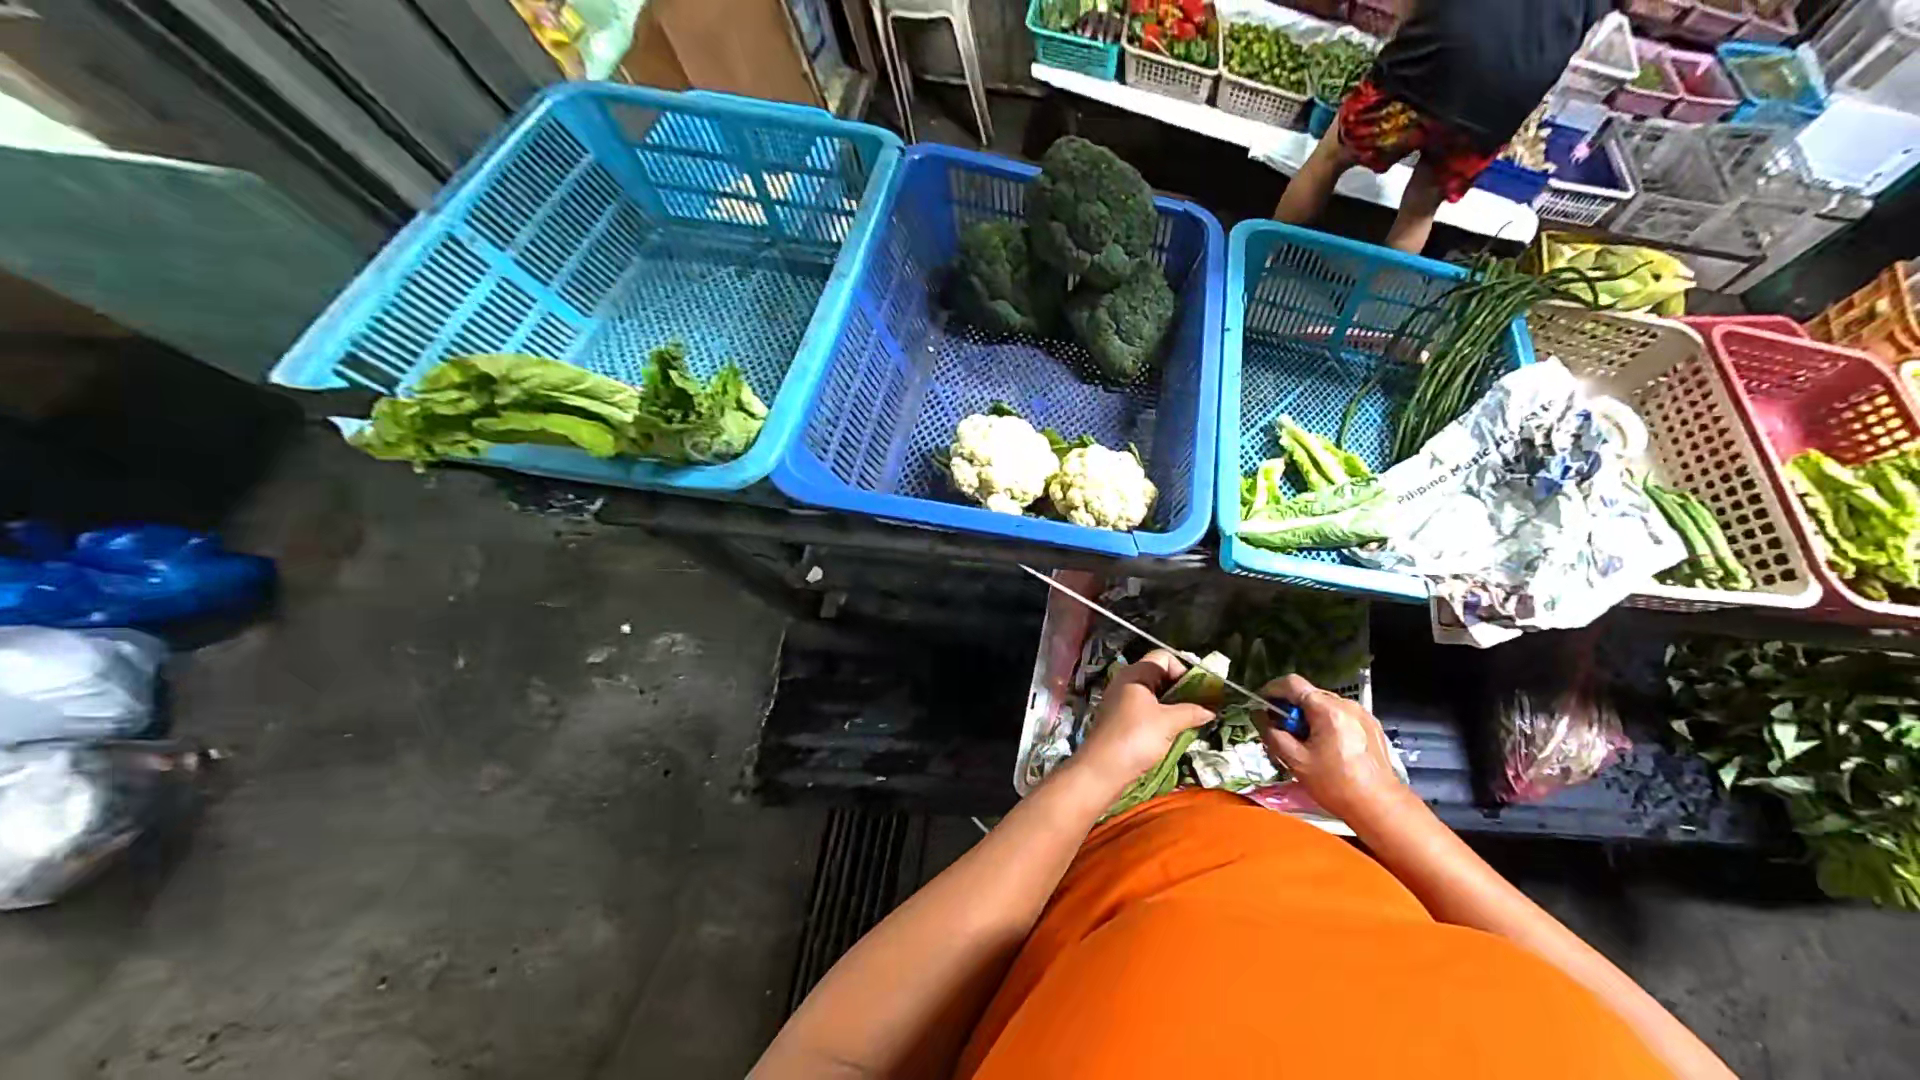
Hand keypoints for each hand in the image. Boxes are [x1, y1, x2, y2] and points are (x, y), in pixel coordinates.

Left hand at [1072, 650, 1214, 793]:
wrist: (1102, 768)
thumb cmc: (1135, 737)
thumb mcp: (1168, 722)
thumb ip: (1191, 711)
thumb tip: (1211, 709)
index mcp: (1136, 673)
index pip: (1165, 658)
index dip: (1184, 670)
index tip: (1199, 691)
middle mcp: (1127, 681)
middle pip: (1161, 675)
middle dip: (1183, 689)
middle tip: (1201, 707)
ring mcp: (1123, 700)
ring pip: (1155, 695)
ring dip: (1175, 705)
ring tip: (1192, 721)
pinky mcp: (1122, 719)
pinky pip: (1148, 710)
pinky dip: (1163, 716)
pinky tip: (1175, 731)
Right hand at [1257, 674, 1406, 820]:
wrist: (1380, 807)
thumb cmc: (1337, 785)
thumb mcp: (1295, 761)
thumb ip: (1272, 734)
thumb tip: (1260, 717)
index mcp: (1328, 711)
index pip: (1292, 683)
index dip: (1271, 690)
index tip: (1262, 704)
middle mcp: (1347, 706)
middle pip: (1308, 694)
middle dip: (1290, 709)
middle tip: (1280, 730)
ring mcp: (1362, 715)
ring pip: (1323, 705)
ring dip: (1307, 717)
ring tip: (1303, 742)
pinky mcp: (1370, 726)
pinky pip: (1339, 715)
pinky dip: (1325, 723)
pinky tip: (1324, 747)